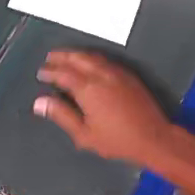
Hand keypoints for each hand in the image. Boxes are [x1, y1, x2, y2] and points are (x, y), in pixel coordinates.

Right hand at [33, 50, 186, 169]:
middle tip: (50, 57)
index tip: (41, 72)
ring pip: (93, 56)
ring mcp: (117, 73)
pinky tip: (89, 64)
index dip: (50, 71)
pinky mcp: (128, 75)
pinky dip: (92, 58)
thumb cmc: (117, 140)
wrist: (153, 137)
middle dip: (62, 56)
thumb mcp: (84, 134)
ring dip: (77, 54)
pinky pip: (105, 60)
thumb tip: (41, 102)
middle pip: (78, 58)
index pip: (63, 73)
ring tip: (66, 58)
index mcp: (88, 88)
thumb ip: (62, 115)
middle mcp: (102, 75)